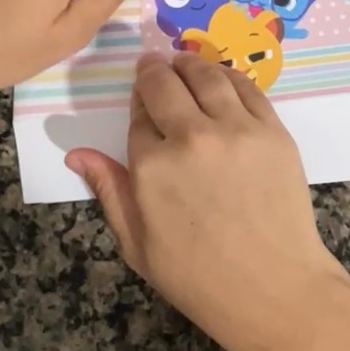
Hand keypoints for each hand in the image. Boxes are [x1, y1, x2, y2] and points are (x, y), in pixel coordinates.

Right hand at [66, 52, 349, 350]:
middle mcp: (192, 138)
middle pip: (166, 85)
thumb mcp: (139, 245)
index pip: (138, 116)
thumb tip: (76, 153)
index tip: (140, 100)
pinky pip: (248, 89)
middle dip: (155, 70)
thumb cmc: (199, 277)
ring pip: (207, 77)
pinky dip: (230, 76)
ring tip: (184, 62)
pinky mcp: (273, 132)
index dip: (138, 105)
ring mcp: (237, 131)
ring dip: (191, 64)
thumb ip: (109, 191)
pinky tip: (222, 77)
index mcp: (151, 167)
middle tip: (153, 64)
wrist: (273, 288)